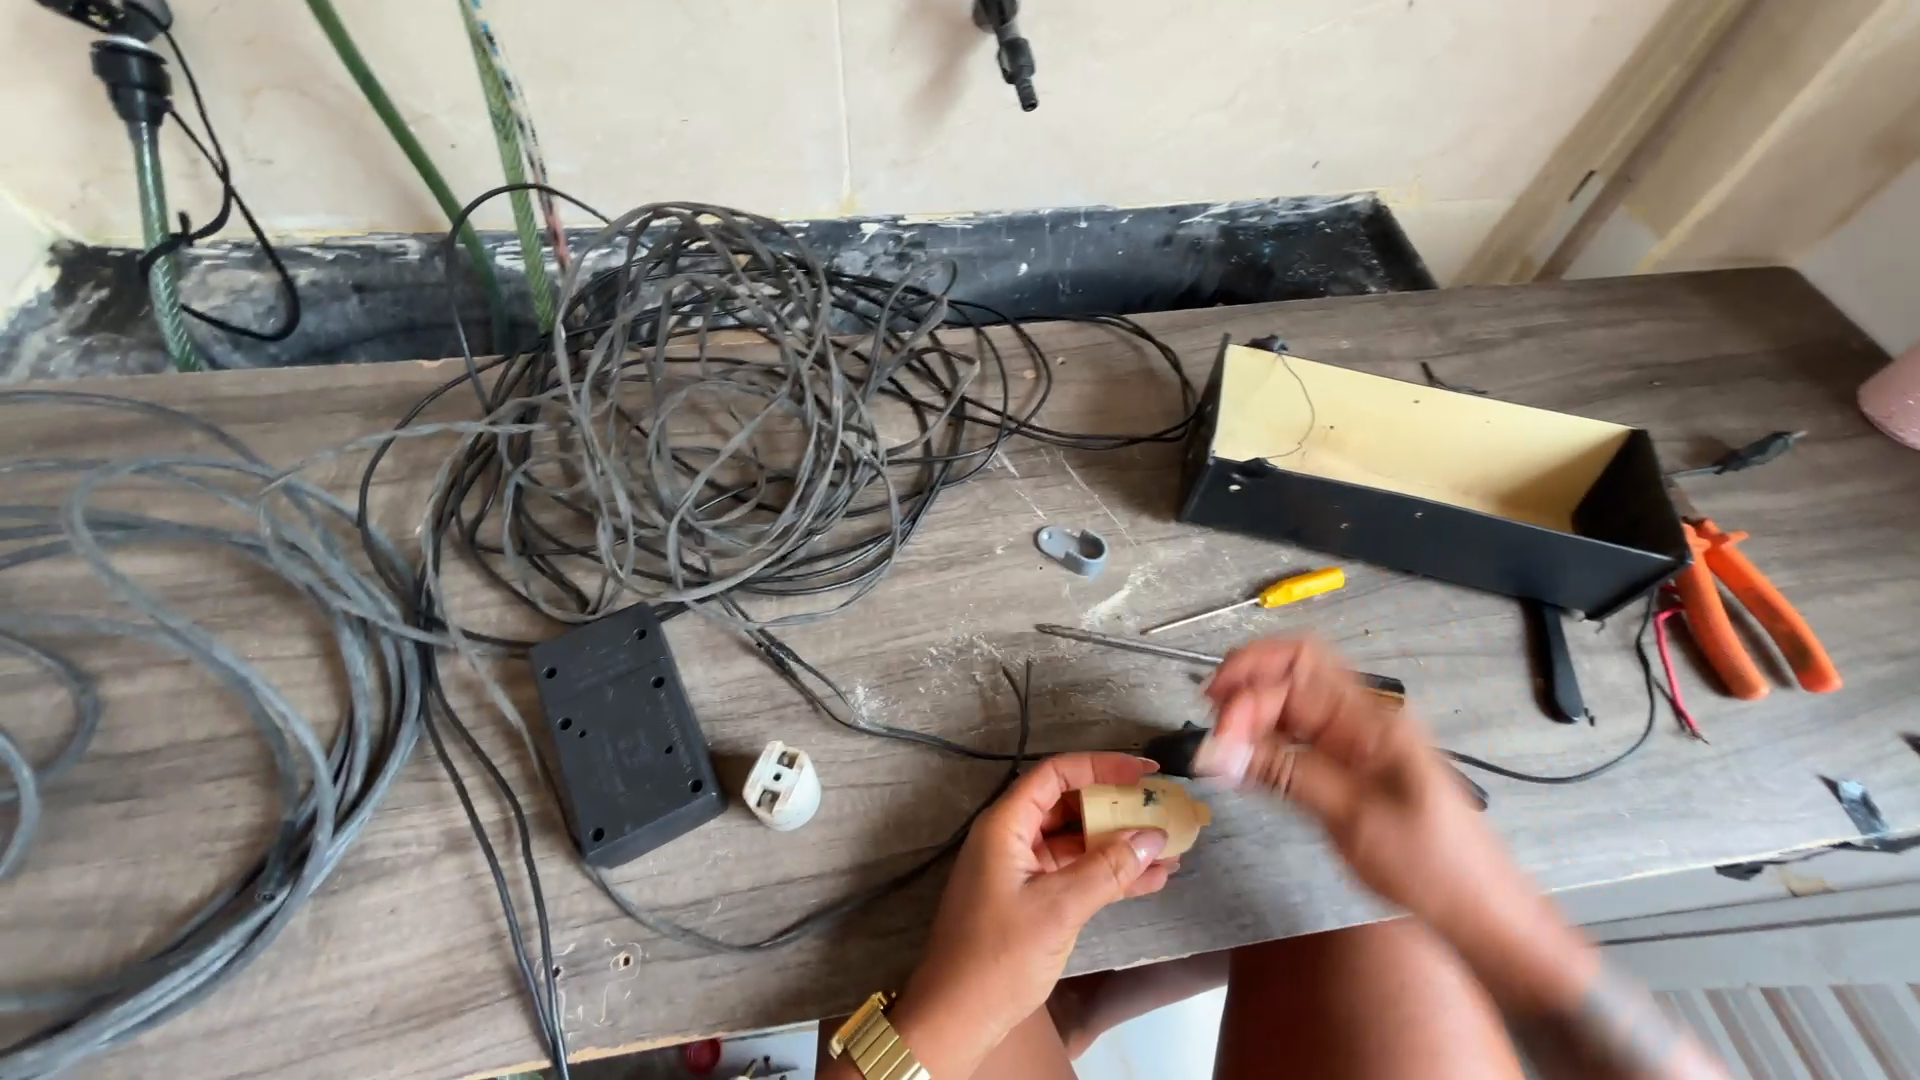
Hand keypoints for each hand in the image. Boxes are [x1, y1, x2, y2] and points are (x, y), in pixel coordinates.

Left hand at [899, 753, 1176, 1058]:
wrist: (957, 1017)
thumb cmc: (996, 956)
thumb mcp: (1058, 909)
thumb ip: (1107, 870)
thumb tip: (1152, 838)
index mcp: (1006, 824)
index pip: (1057, 775)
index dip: (1101, 766)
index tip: (1144, 772)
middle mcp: (1013, 836)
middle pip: (1070, 805)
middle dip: (1118, 807)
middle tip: (1163, 810)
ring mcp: (1022, 867)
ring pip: (1078, 840)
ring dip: (1120, 844)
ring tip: (1171, 848)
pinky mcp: (1033, 895)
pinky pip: (1076, 871)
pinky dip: (1109, 874)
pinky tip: (1151, 879)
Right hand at [1198, 638, 1529, 942]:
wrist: (1481, 912)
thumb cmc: (1429, 864)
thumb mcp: (1353, 816)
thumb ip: (1283, 774)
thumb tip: (1218, 749)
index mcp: (1371, 718)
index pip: (1296, 670)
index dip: (1249, 690)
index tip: (1220, 733)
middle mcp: (1359, 718)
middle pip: (1291, 670)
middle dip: (1244, 683)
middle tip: (1211, 719)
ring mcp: (1352, 740)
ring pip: (1289, 701)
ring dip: (1249, 711)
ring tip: (1221, 742)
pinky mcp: (1345, 765)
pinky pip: (1295, 734)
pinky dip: (1263, 739)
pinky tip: (1244, 760)